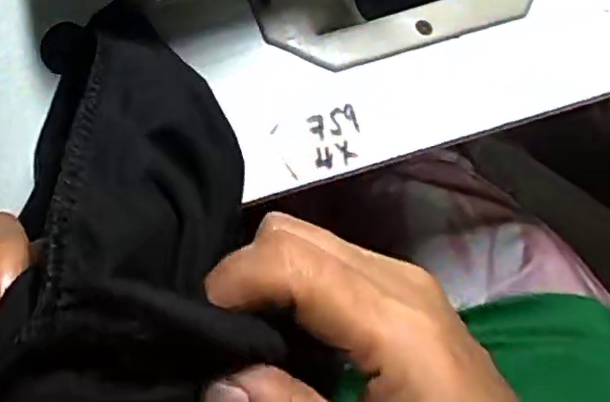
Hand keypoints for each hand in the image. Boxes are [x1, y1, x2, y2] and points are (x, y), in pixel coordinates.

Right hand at [204, 212, 513, 401]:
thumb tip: (217, 377)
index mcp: (398, 321)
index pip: (288, 255)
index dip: (231, 280)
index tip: (201, 325)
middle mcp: (400, 280)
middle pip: (290, 233)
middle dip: (245, 274)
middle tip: (224, 335)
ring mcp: (408, 282)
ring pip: (305, 237)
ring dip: (267, 276)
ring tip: (252, 335)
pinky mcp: (408, 294)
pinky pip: (329, 259)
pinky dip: (294, 282)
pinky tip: (292, 333)